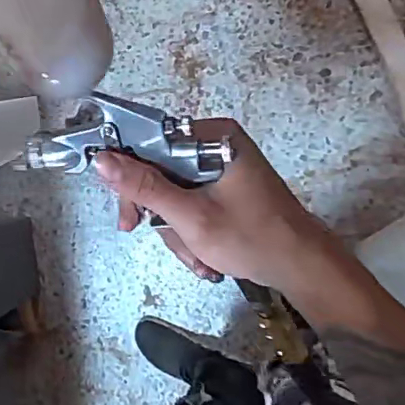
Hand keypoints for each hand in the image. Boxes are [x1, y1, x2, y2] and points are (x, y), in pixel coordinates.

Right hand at [92, 118, 341, 292]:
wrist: (302, 267)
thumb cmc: (251, 238)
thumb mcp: (190, 216)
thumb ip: (144, 187)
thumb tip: (102, 160)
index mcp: (213, 137)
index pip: (151, 143)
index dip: (129, 175)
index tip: (127, 211)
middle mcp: (216, 143)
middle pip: (158, 169)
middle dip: (157, 212)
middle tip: (140, 231)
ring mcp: (221, 166)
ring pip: (171, 191)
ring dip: (175, 229)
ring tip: (195, 257)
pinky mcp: (224, 186)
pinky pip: (188, 201)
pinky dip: (189, 230)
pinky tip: (202, 255)